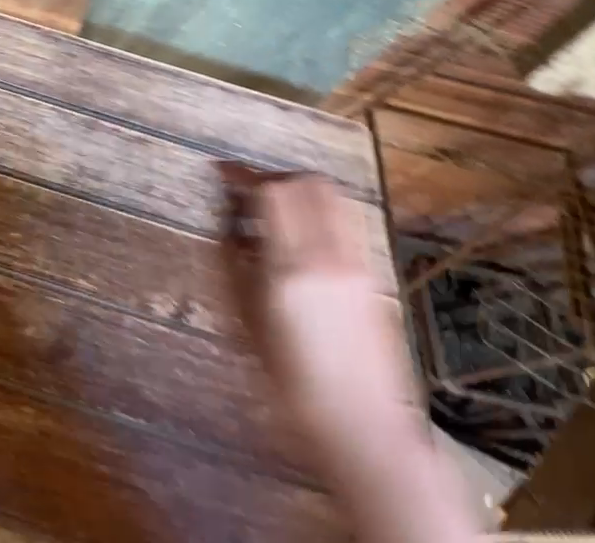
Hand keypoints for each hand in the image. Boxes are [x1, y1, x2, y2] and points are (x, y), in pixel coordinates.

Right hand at [225, 168, 417, 458]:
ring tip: (273, 207)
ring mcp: (359, 264)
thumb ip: (232, 261)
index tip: (220, 171)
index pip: (271, 191)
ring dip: (301, 189)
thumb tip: (228, 220)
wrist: (359, 424)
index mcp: (291, 267)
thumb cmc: (285, 379)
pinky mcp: (374, 276)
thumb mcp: (242, 319)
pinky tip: (299, 237)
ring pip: (334, 197)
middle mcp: (331, 256)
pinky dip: (320, 212)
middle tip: (246, 190)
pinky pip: (346, 223)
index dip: (242, 174)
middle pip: (308, 183)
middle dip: (273, 177)